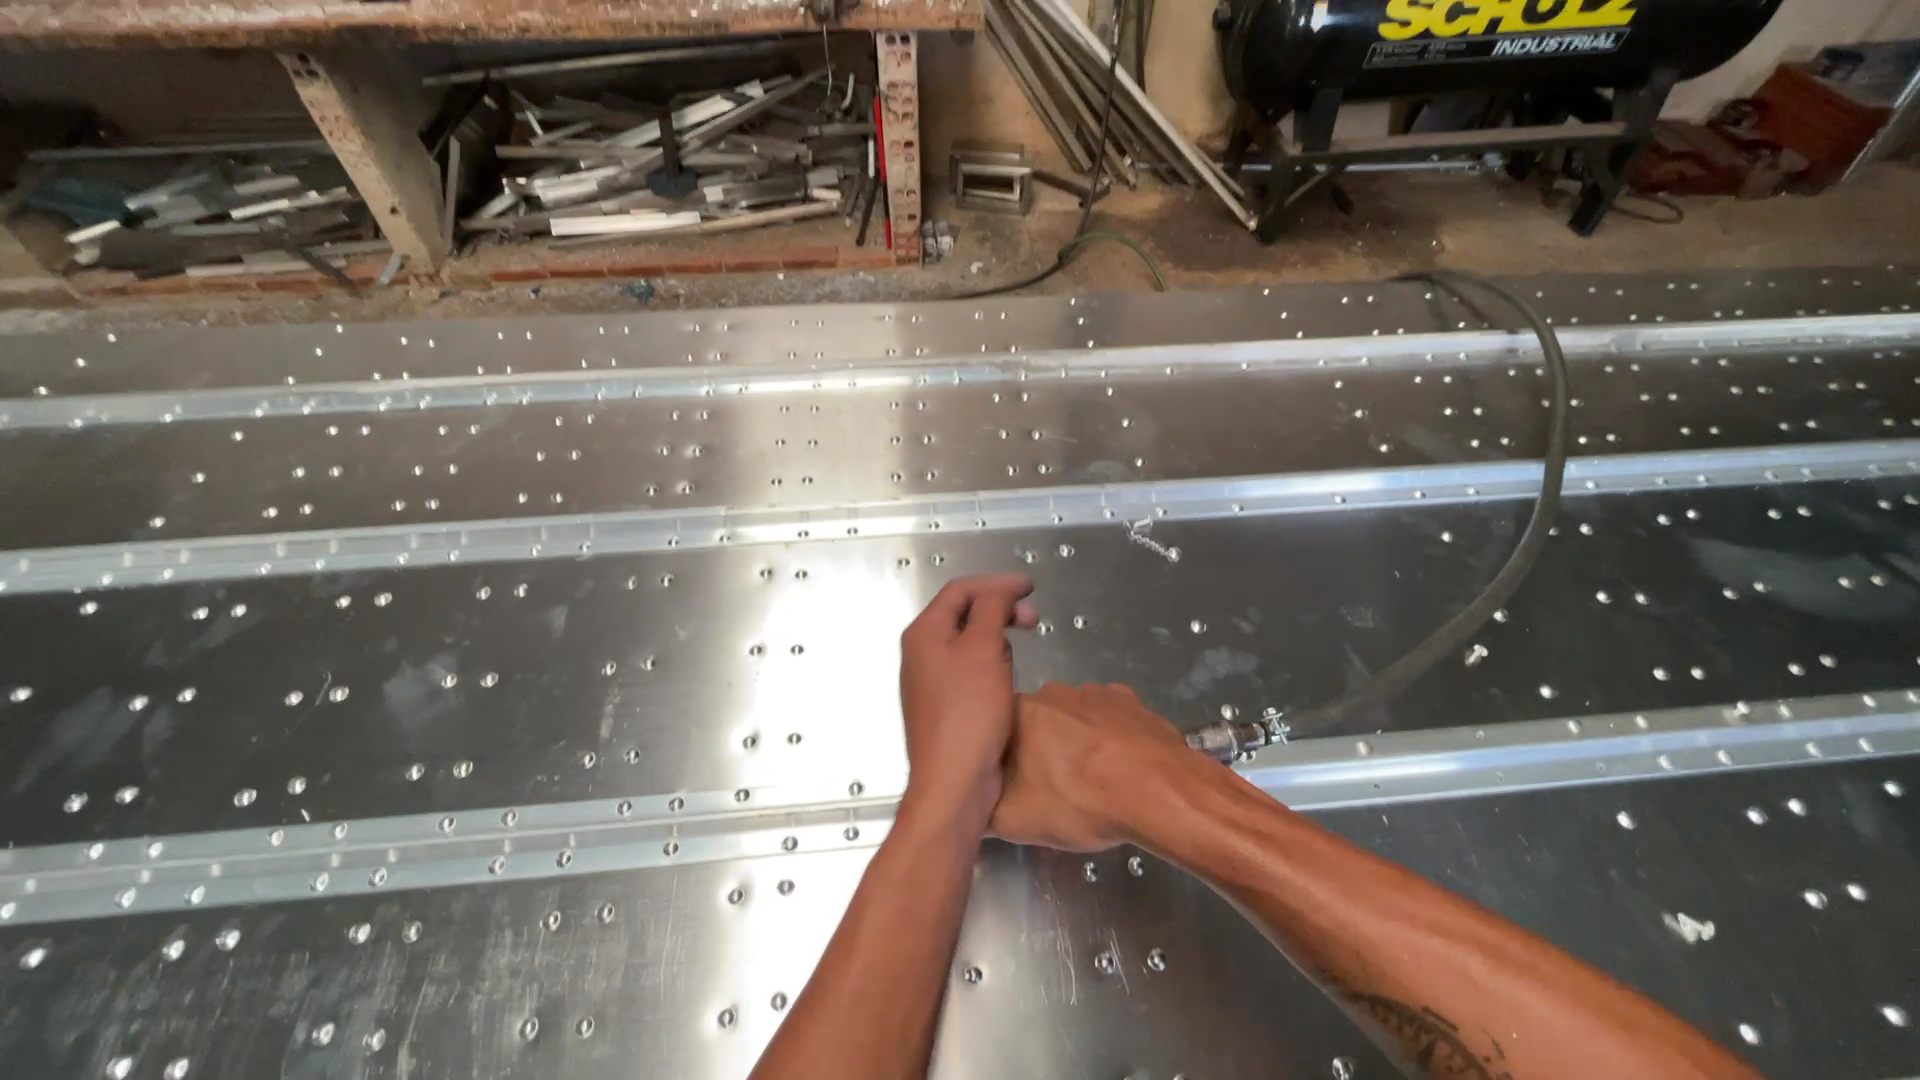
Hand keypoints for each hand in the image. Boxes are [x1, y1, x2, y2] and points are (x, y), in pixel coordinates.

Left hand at [898, 574, 1038, 827]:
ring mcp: (932, 681)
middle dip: (1000, 610)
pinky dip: (993, 665)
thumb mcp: (984, 649)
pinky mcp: (946, 706)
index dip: (997, 583)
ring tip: (1019, 651)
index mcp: (924, 633)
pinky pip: (971, 671)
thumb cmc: (969, 711)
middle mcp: (922, 653)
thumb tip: (998, 590)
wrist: (954, 781)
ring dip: (998, 638)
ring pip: (969, 644)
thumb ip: (992, 609)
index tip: (1030, 587)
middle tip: (1033, 620)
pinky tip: (1008, 679)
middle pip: (964, 614)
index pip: (960, 590)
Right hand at [991, 682, 1188, 851]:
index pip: (995, 730)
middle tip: (1050, 788)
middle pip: (1035, 723)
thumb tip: (972, 806)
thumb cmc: (1080, 802)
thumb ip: (983, 811)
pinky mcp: (1130, 700)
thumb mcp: (1015, 822)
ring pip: (1073, 720)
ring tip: (1091, 782)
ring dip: (1076, 744)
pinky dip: (1109, 739)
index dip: (1002, 759)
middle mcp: (1053, 692)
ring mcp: (1095, 692)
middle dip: (1038, 751)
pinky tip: (1120, 767)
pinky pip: (1108, 719)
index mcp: (1019, 712)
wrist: (1158, 791)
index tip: (1012, 784)